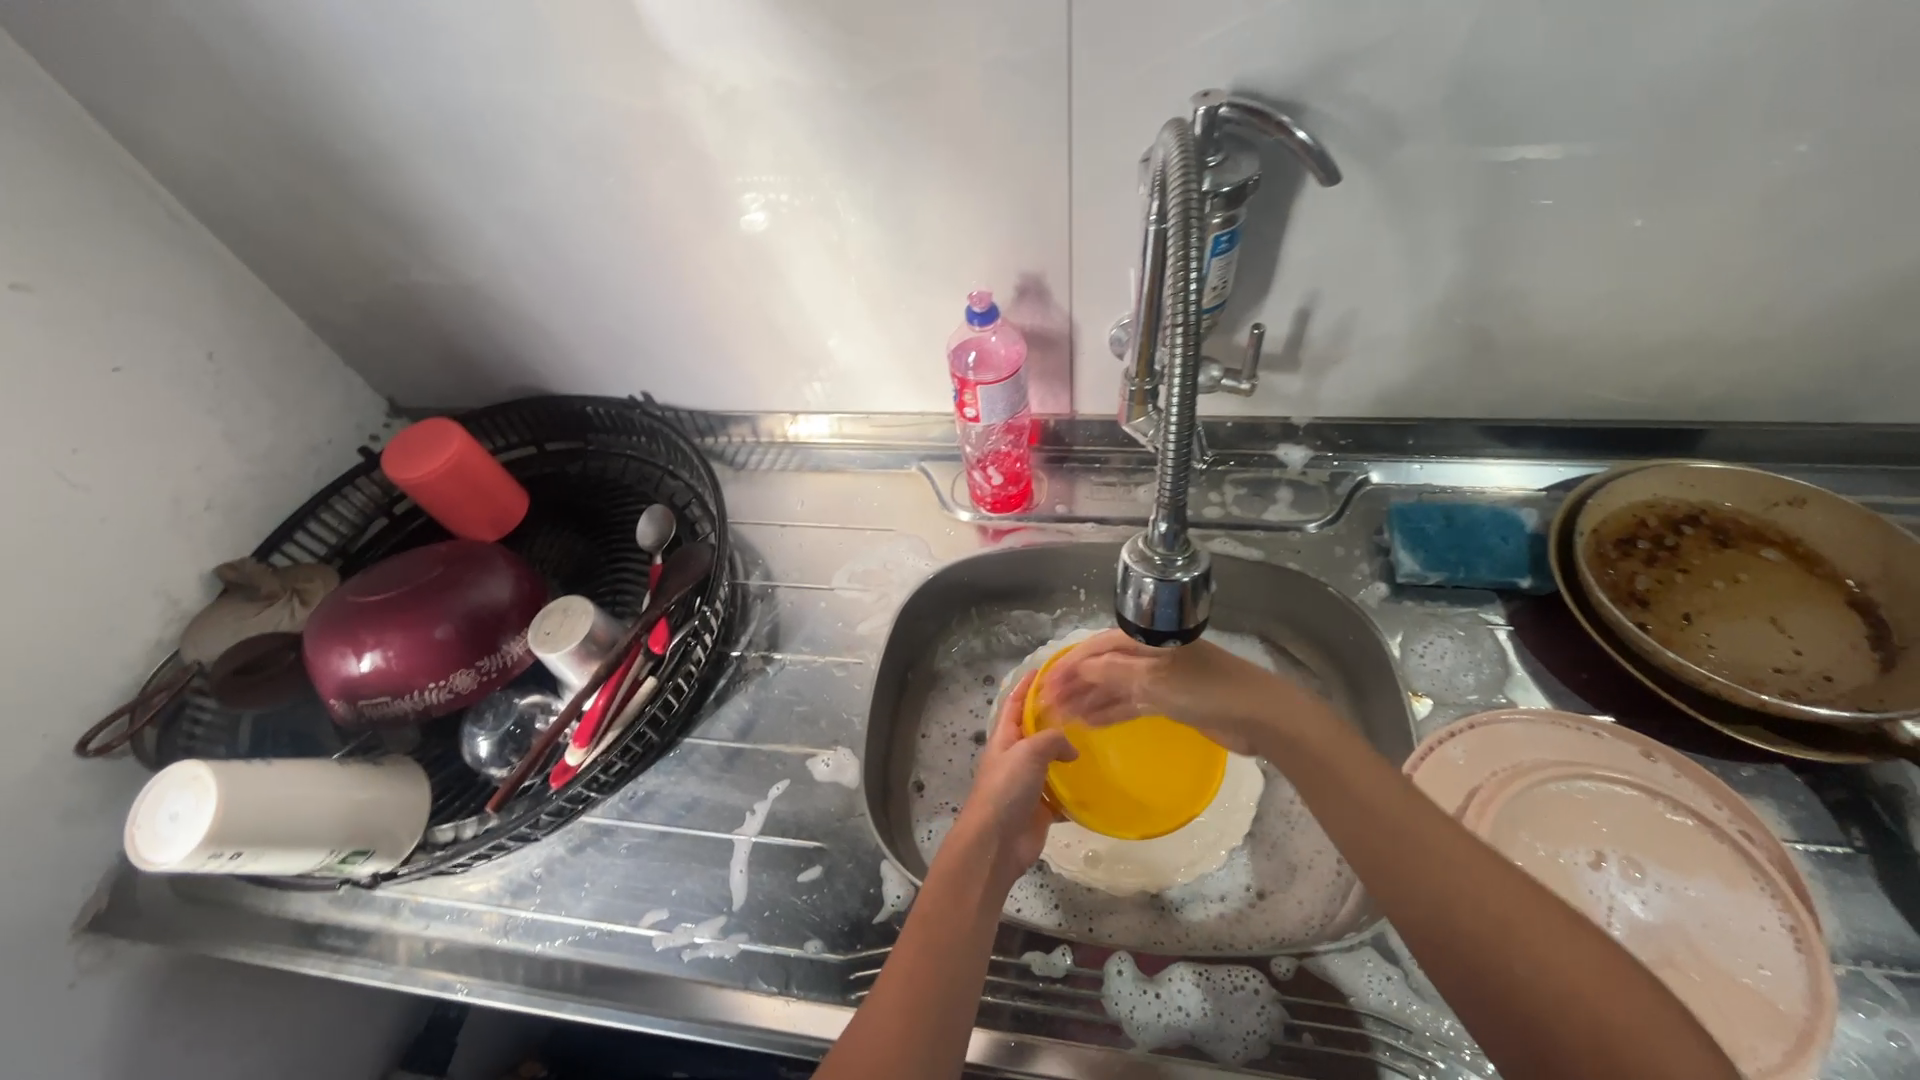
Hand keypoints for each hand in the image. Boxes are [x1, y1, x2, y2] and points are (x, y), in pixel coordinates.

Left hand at [951, 671, 1076, 893]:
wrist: (996, 842)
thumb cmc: (1006, 789)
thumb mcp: (1028, 752)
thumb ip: (1052, 740)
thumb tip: (1071, 751)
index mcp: (1004, 739)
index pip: (1014, 704)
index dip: (1026, 687)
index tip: (1044, 670)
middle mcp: (1015, 758)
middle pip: (1035, 732)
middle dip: (1055, 720)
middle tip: (1084, 707)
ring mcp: (1028, 785)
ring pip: (1051, 764)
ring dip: (1069, 755)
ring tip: (1097, 741)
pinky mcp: (1041, 809)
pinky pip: (1062, 796)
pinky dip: (1076, 792)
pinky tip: (1097, 784)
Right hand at [1038, 629, 1326, 754]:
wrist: (1259, 716)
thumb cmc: (1206, 690)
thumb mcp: (1153, 680)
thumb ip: (1112, 673)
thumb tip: (1078, 667)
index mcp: (1145, 639)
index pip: (1096, 648)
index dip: (1069, 665)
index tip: (1045, 685)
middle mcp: (1150, 655)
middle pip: (1103, 666)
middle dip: (1075, 684)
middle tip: (1048, 706)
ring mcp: (1161, 678)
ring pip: (1115, 687)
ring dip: (1089, 701)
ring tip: (1062, 718)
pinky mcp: (1172, 701)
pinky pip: (1132, 704)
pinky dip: (1111, 713)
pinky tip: (1090, 724)